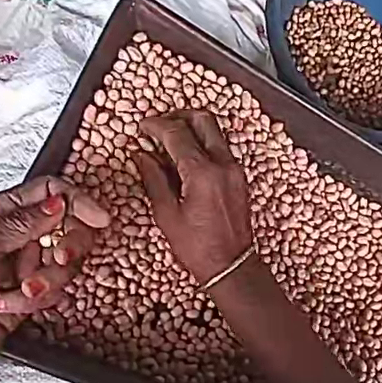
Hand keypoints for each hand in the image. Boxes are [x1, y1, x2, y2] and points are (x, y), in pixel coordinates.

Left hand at [0, 177, 109, 382]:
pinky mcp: (32, 293)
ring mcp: (25, 265)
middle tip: (60, 259)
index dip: (77, 202)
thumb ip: (23, 222)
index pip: (48, 193)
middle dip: (68, 246)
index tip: (98, 218)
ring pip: (64, 263)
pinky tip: (8, 303)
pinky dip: (37, 299)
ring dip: (46, 280)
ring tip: (21, 290)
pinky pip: (56, 290)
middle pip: (66, 228)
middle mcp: (15, 236)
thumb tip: (58, 202)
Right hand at [132, 110, 254, 283]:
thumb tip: (142, 154)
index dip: (155, 125)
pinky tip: (185, 158)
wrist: (231, 266)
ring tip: (169, 142)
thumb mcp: (167, 214)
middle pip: (202, 119)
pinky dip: (203, 143)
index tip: (142, 127)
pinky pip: (221, 148)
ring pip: (214, 131)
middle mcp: (224, 165)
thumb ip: (153, 179)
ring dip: (191, 128)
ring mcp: (235, 169)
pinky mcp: (240, 177)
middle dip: (177, 116)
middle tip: (158, 126)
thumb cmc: (198, 248)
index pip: (176, 132)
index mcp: (203, 173)